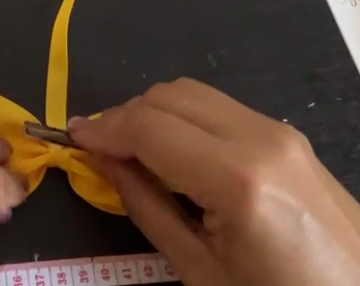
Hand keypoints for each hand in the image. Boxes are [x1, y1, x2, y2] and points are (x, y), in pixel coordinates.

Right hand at [70, 78, 359, 285]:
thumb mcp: (204, 274)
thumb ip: (147, 207)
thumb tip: (105, 162)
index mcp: (237, 180)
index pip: (148, 127)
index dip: (103, 128)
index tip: (71, 137)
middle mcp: (258, 137)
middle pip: (167, 96)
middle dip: (125, 117)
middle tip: (100, 152)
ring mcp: (278, 129)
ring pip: (190, 92)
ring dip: (154, 113)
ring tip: (135, 154)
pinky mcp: (288, 133)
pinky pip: (218, 108)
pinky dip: (183, 118)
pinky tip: (177, 154)